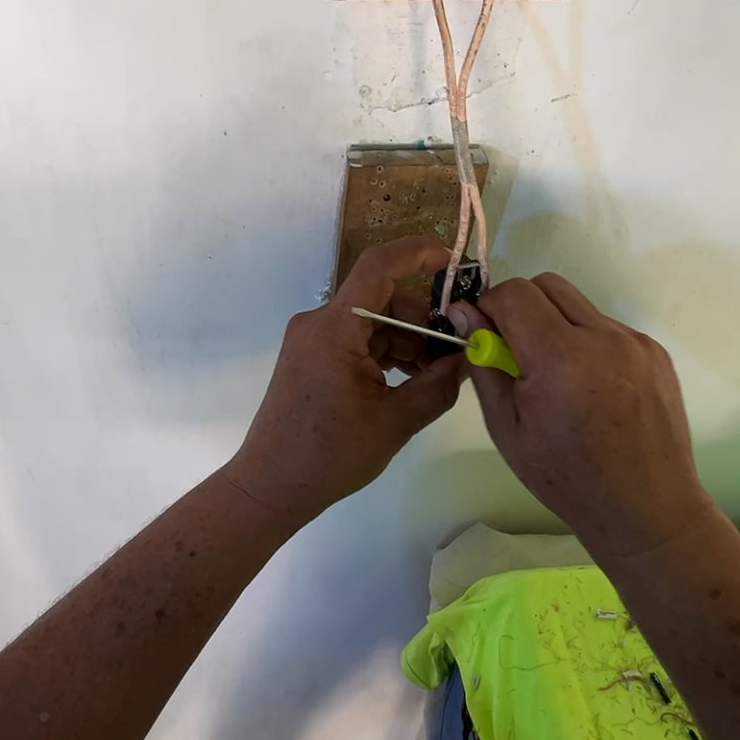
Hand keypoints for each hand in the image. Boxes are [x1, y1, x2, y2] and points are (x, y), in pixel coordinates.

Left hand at [222, 237, 467, 525]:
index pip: (378, 266)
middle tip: (456, 354)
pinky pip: (356, 340)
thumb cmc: (330, 455)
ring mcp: (312, 339)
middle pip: (382, 301)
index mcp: (335, 329)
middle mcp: (319, 323)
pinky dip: (384, 354)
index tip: (453, 264)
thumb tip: (469, 356)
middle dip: (422, 322)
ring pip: (372, 323)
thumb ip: (438, 384)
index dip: (417, 254)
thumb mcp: (395, 422)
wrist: (271, 485)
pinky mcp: (311, 357)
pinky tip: (408, 381)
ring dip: (406, 342)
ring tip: (434, 377)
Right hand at [448, 274, 715, 556]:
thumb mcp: (506, 427)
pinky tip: (587, 386)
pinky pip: (605, 326)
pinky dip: (585, 341)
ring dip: (553, 322)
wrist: (645, 509)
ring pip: (577, 303)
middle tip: (514, 350)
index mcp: (560, 358)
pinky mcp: (655, 352)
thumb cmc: (565, 476)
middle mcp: (602, 338)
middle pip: (546, 284)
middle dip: (520, 306)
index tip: (484, 334)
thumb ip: (484, 362)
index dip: (490, 306)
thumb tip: (462, 314)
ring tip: (554, 373)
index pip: (514, 293)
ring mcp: (634, 342)